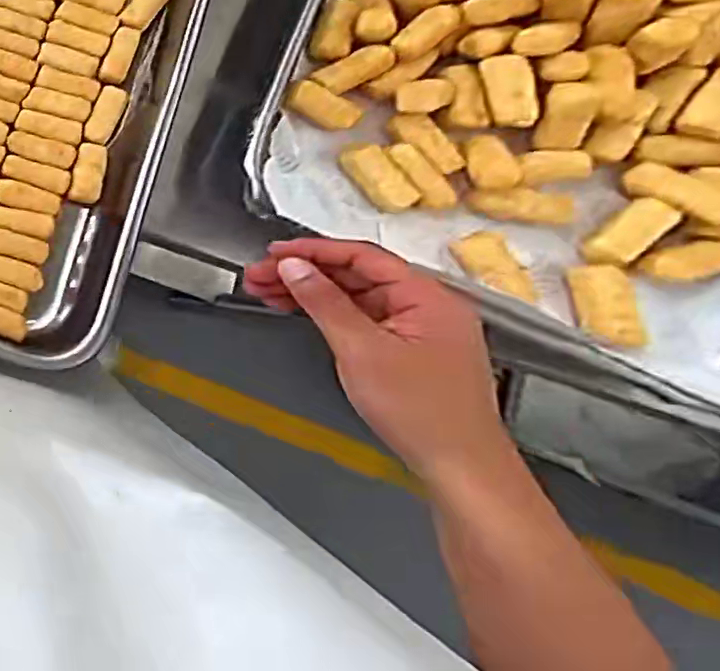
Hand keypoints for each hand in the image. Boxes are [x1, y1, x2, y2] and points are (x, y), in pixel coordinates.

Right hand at [244, 238, 515, 484]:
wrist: (460, 469)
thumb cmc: (422, 412)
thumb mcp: (360, 349)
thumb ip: (323, 301)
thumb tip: (293, 266)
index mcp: (428, 298)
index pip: (361, 256)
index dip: (312, 250)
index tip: (274, 252)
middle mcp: (427, 306)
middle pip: (353, 274)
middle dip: (302, 272)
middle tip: (259, 274)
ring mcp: (417, 327)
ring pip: (351, 294)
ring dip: (306, 290)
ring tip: (265, 290)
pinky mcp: (405, 347)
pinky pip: (357, 315)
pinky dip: (323, 310)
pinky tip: (294, 308)